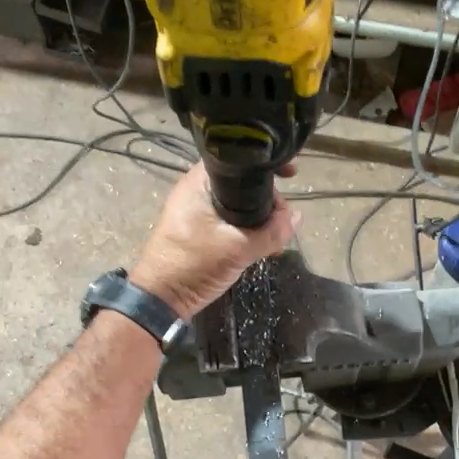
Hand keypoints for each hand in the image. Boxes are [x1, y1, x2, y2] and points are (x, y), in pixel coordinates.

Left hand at [130, 164, 299, 318]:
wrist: (161, 298)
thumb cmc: (194, 265)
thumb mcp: (238, 249)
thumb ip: (271, 232)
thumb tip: (297, 217)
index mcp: (200, 182)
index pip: (239, 160)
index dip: (266, 165)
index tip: (291, 174)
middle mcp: (198, 190)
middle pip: (243, 184)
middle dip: (268, 201)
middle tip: (282, 224)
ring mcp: (197, 211)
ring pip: (238, 206)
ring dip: (259, 220)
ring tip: (274, 242)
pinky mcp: (199, 231)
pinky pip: (230, 222)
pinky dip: (247, 231)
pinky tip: (261, 248)